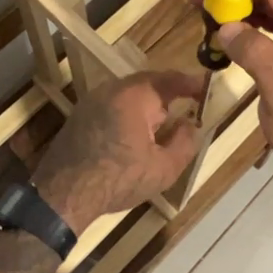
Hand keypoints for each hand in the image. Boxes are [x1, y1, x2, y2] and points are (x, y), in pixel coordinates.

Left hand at [33, 70, 202, 231]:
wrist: (64, 194)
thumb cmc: (118, 179)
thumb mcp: (163, 168)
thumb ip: (184, 143)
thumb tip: (190, 126)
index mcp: (136, 96)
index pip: (170, 79)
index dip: (191, 83)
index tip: (208, 87)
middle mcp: (113, 89)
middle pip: (148, 84)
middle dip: (169, 96)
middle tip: (188, 108)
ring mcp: (93, 100)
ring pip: (129, 95)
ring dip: (148, 106)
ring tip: (163, 125)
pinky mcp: (80, 115)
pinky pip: (113, 106)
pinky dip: (129, 114)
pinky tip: (134, 136)